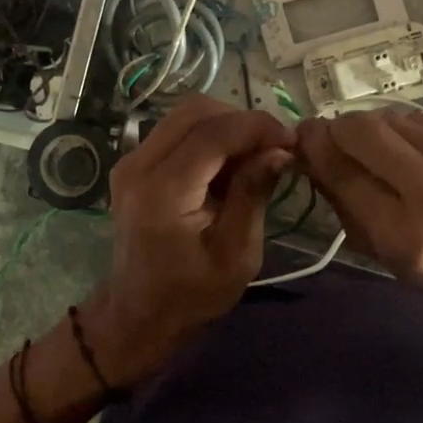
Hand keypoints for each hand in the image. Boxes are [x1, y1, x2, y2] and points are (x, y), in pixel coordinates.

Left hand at [84, 94, 294, 384]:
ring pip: (184, 115)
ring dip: (224, 126)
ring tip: (253, 158)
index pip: (212, 133)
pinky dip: (206, 136)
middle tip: (273, 148)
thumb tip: (279, 149)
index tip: (291, 140)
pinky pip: (174, 130)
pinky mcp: (133, 163)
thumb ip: (252, 194)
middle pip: (195, 111)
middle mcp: (138, 165)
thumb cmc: (192, 293)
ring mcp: (130, 160)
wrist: (139, 311)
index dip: (256, 127)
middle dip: (241, 121)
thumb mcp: (236, 253)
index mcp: (162, 191)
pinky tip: (227, 165)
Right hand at [295, 111, 422, 316]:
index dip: (313, 149)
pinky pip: (420, 116)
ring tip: (380, 150)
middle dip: (337, 130)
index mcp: (410, 236)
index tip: (301, 138)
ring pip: (389, 118)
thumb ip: (344, 204)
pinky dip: (407, 130)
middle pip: (362, 131)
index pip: (342, 173)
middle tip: (332, 137)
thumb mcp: (388, 255)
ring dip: (373, 130)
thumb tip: (309, 152)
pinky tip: (417, 151)